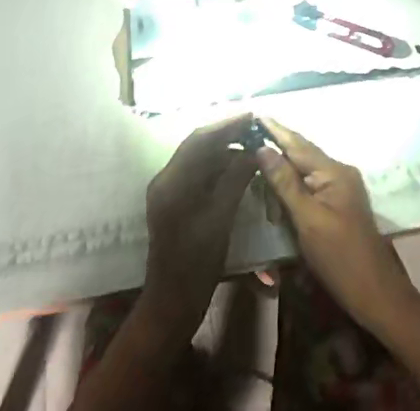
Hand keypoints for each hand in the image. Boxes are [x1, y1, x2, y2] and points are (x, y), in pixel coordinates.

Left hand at [141, 114, 258, 330]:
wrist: (172, 303)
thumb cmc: (196, 264)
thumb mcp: (220, 219)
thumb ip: (235, 181)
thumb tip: (252, 153)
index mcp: (171, 181)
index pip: (199, 140)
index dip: (226, 125)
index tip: (252, 116)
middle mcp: (165, 180)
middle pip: (197, 147)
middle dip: (225, 135)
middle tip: (254, 128)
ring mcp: (167, 192)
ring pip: (198, 160)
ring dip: (223, 151)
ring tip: (250, 146)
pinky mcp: (174, 203)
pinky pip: (197, 175)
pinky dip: (217, 169)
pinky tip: (237, 170)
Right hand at [255, 119, 411, 327]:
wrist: (377, 296)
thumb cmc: (340, 257)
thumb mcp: (307, 219)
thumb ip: (285, 182)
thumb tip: (262, 148)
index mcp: (334, 172)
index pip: (297, 143)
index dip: (274, 129)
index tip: (253, 114)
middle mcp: (340, 173)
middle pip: (302, 153)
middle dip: (276, 143)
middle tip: (249, 133)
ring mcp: (342, 190)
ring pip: (305, 169)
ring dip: (283, 162)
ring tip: (256, 151)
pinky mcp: (339, 205)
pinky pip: (311, 183)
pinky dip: (292, 180)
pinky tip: (277, 181)